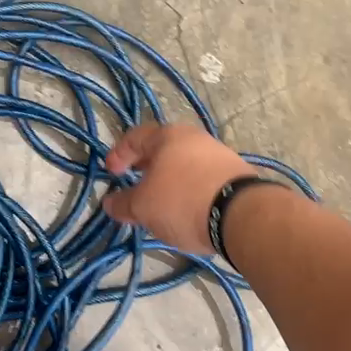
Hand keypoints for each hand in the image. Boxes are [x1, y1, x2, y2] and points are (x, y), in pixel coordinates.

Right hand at [100, 123, 256, 254]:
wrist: (241, 214)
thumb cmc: (183, 201)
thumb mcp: (144, 206)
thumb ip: (124, 204)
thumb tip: (109, 203)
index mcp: (167, 135)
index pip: (135, 137)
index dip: (119, 154)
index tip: (111, 172)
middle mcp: (193, 137)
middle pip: (161, 148)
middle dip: (145, 166)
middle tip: (134, 183)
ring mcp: (217, 152)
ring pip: (183, 162)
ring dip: (168, 178)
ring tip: (161, 200)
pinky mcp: (234, 173)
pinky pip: (202, 176)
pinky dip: (189, 187)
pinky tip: (187, 207)